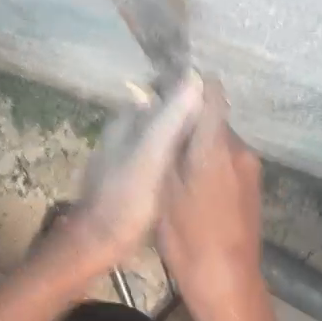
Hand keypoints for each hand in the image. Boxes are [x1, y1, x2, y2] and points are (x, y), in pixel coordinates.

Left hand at [66, 72, 205, 265]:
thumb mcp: (152, 155)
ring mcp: (125, 157)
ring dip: (183, 138)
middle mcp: (123, 134)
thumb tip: (197, 78)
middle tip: (222, 125)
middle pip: (162, 115)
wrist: (99, 242)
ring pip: (161, 138)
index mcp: (127, 122)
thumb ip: (171, 118)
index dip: (191, 95)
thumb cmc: (126, 198)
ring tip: (213, 144)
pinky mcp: (130, 180)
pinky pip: (159, 160)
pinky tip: (192, 170)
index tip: (220, 101)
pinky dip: (175, 159)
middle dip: (188, 116)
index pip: (163, 94)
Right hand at [157, 80, 266, 317]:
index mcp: (217, 146)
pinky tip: (185, 188)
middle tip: (153, 136)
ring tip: (165, 166)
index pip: (211, 93)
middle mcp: (240, 150)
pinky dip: (205, 165)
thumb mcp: (164, 189)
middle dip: (185, 122)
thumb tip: (157, 104)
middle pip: (212, 119)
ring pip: (217, 142)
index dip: (187, 85)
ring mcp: (250, 170)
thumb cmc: (189, 239)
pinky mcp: (251, 188)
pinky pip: (225, 162)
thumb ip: (165, 143)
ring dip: (194, 146)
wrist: (227, 284)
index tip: (161, 89)